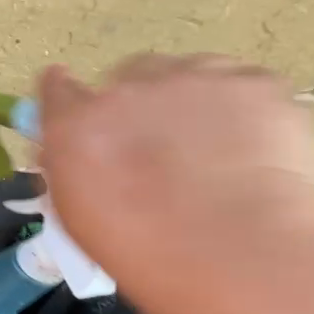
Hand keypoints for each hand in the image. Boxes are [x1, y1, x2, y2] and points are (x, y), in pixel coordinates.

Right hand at [34, 54, 313, 277]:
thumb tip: (67, 150)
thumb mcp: (73, 208)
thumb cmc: (136, 242)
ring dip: (191, 96)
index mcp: (73, 123)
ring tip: (209, 139)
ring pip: (190, 71)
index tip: (75, 104)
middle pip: (130, 74)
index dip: (65, 92)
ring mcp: (195, 79)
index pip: (56, 86)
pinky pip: (242, 83)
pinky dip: (243, 104)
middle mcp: (126, 90)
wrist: (232, 243)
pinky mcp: (257, 83)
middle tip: (154, 137)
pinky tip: (249, 141)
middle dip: (138, 98)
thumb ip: (65, 166)